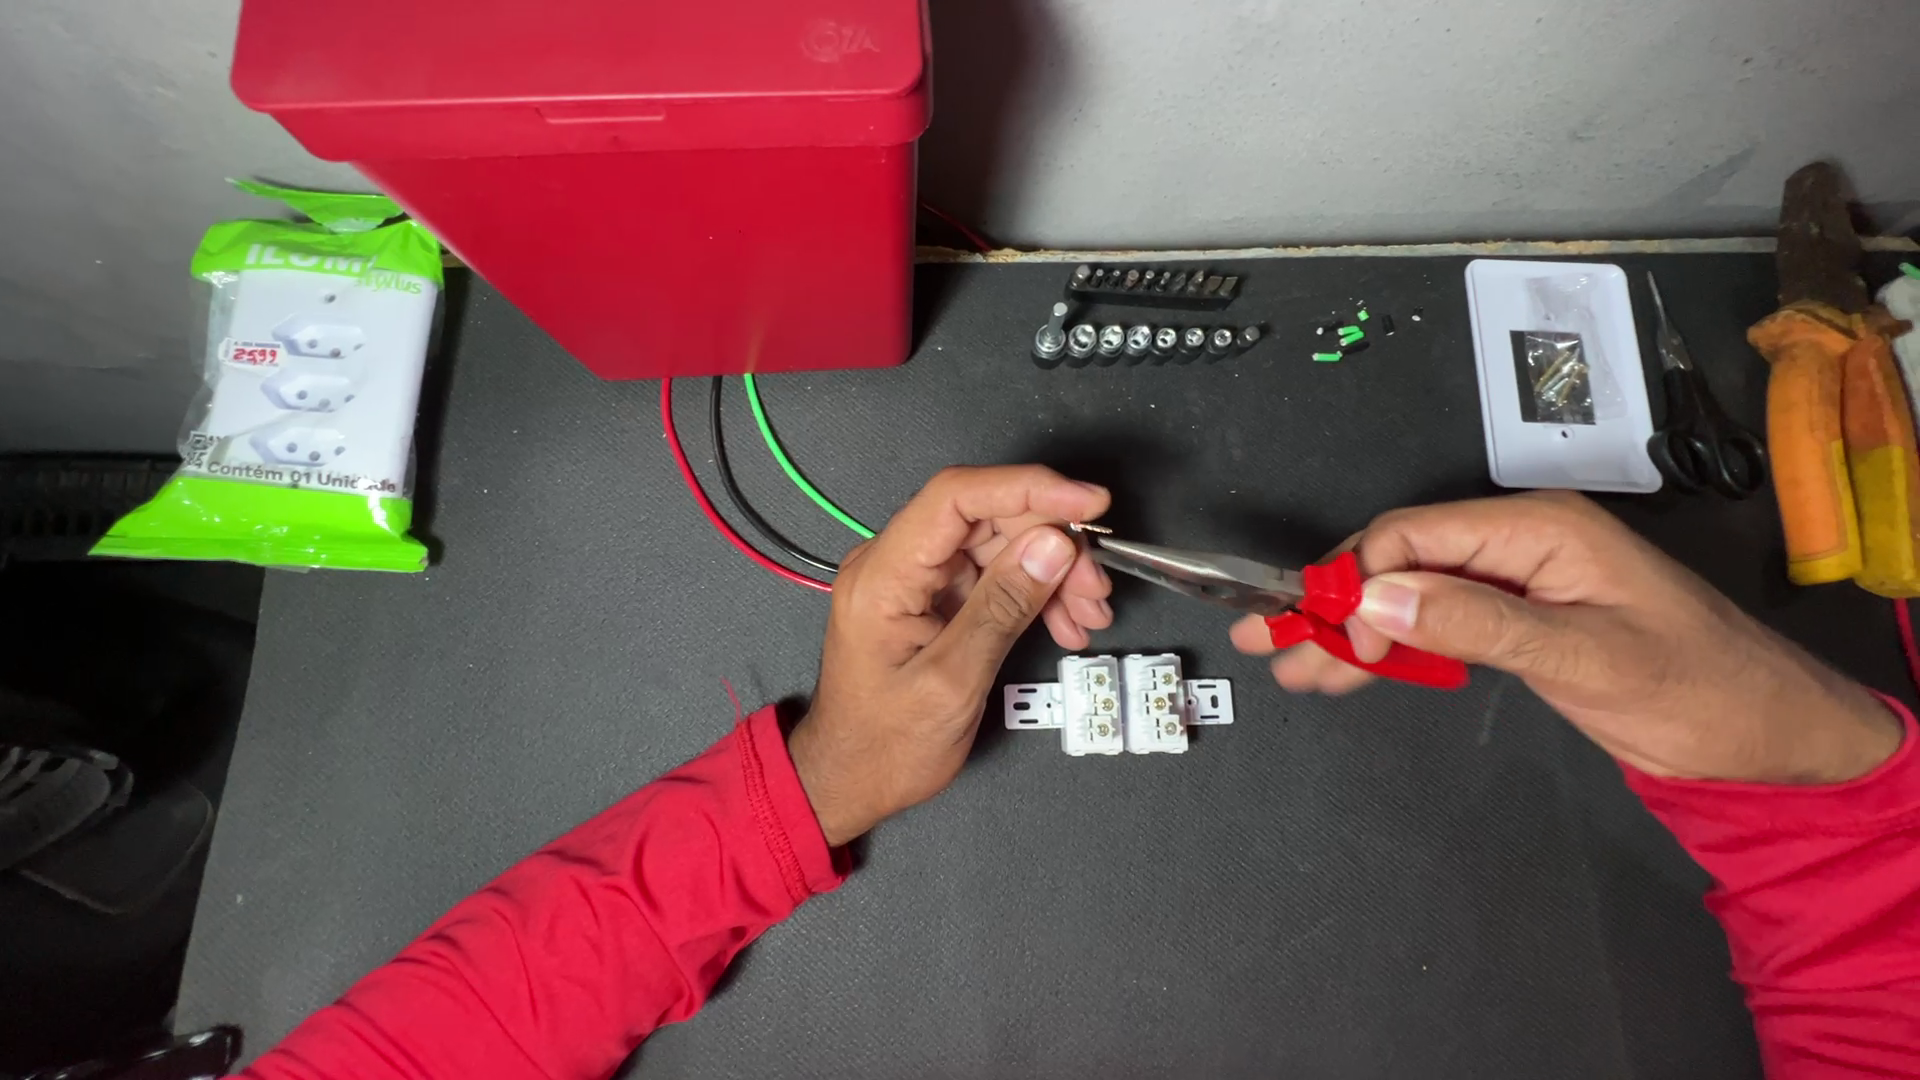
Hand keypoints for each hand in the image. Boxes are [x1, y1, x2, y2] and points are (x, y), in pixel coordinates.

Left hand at [788, 466, 1112, 844]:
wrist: (849, 781)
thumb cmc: (886, 745)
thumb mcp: (953, 682)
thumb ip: (1003, 608)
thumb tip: (1055, 544)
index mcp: (884, 574)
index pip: (957, 497)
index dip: (1029, 488)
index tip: (1091, 504)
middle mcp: (896, 562)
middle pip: (987, 519)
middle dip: (1053, 543)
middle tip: (1098, 589)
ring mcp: (916, 578)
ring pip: (999, 546)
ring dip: (1053, 573)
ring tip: (1089, 615)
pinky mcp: (934, 597)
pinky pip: (993, 576)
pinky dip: (1035, 594)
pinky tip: (1066, 623)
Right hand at [1231, 491, 1902, 783]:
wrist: (1764, 743)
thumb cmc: (1696, 689)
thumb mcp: (1587, 654)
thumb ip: (1477, 621)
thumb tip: (1377, 597)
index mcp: (1532, 530)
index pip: (1411, 536)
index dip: (1364, 582)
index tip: (1348, 640)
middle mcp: (1504, 547)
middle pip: (1391, 564)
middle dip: (1330, 606)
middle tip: (1268, 641)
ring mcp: (1498, 585)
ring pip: (1397, 599)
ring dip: (1344, 635)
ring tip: (1290, 666)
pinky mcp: (1496, 622)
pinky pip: (1421, 627)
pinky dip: (1380, 652)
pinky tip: (1341, 672)